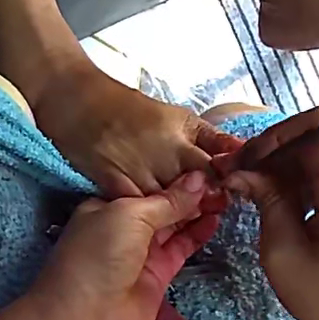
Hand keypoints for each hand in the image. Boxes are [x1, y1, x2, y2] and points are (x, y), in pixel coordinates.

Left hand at [30, 172, 226, 319]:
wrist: (89, 316)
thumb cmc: (98, 254)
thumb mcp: (130, 215)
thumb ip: (168, 200)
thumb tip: (199, 179)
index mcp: (107, 205)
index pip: (144, 183)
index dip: (171, 173)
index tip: (202, 162)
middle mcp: (124, 226)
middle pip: (162, 204)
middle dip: (189, 191)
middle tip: (221, 177)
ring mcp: (142, 250)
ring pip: (175, 224)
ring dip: (197, 210)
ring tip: (225, 194)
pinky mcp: (159, 272)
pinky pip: (182, 247)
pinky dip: (198, 233)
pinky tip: (216, 218)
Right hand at [35, 65, 243, 197]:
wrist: (78, 101)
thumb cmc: (126, 106)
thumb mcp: (176, 114)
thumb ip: (208, 136)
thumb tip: (240, 148)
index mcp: (180, 138)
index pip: (214, 169)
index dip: (223, 184)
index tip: (225, 190)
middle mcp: (162, 157)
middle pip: (193, 193)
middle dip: (203, 203)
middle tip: (204, 208)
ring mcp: (137, 173)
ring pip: (166, 207)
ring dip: (175, 214)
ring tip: (178, 215)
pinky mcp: (113, 185)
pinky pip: (136, 208)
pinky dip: (145, 215)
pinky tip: (149, 218)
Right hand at [221, 107, 318, 319]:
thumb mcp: (284, 253)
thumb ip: (266, 200)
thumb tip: (243, 171)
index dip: (278, 135)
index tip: (249, 159)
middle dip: (281, 154)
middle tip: (247, 177)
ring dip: (297, 168)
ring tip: (267, 195)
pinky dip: (317, 181)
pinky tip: (295, 206)